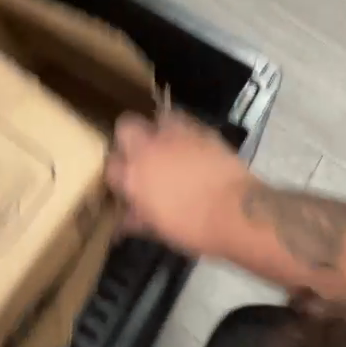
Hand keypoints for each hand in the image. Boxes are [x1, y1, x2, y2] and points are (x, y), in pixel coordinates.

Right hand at [104, 109, 252, 255]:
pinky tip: (191, 146)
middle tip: (140, 155)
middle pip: (126, 126)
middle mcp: (151, 148)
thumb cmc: (192, 228)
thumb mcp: (158, 230)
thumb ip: (138, 218)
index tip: (124, 179)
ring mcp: (177, 134)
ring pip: (157, 117)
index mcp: (134, 176)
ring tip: (166, 145)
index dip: (116, 171)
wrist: (234, 210)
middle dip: (129, 137)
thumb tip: (127, 219)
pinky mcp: (202, 129)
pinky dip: (184, 131)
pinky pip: (185, 121)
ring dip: (158, 128)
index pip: (111, 164)